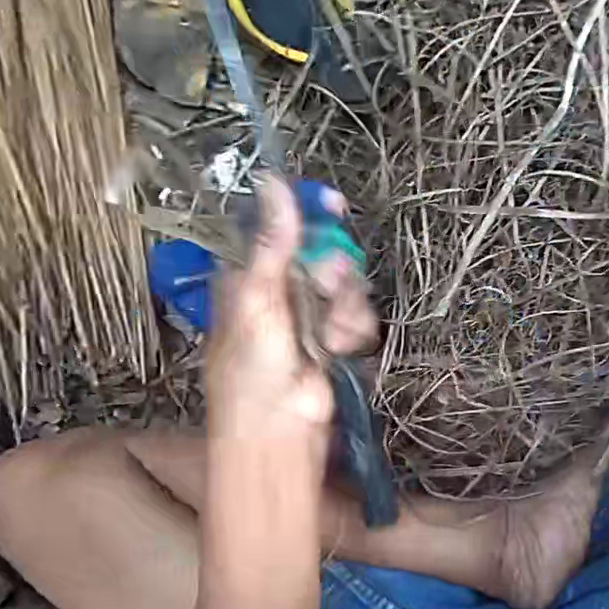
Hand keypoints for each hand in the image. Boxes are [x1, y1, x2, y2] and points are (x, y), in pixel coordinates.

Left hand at [204, 176, 377, 447]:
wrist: (280, 428)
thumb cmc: (253, 367)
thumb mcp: (257, 299)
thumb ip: (273, 243)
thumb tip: (273, 181)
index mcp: (250, 276)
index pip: (279, 230)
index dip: (306, 214)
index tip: (333, 205)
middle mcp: (282, 292)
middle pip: (322, 256)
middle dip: (334, 269)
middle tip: (332, 281)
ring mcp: (312, 317)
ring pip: (345, 286)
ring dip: (347, 306)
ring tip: (335, 332)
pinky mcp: (337, 340)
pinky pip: (358, 317)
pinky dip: (356, 329)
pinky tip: (343, 344)